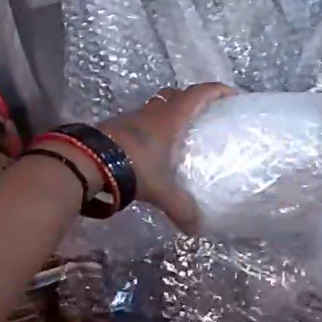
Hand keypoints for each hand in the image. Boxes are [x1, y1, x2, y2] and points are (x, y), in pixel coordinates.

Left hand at [98, 83, 235, 230]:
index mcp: (170, 119)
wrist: (89, 161)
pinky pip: (139, 122)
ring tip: (177, 135)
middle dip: (191, 100)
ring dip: (167, 114)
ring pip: (155, 107)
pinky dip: (149, 130)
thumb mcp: (162, 190)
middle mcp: (152, 113)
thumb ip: (181, 208)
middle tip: (202, 115)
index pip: (198, 94)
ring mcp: (131, 118)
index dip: (216, 91)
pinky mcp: (116, 128)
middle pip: (175, 95)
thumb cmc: (135, 167)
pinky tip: (151, 150)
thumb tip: (196, 230)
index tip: (232, 95)